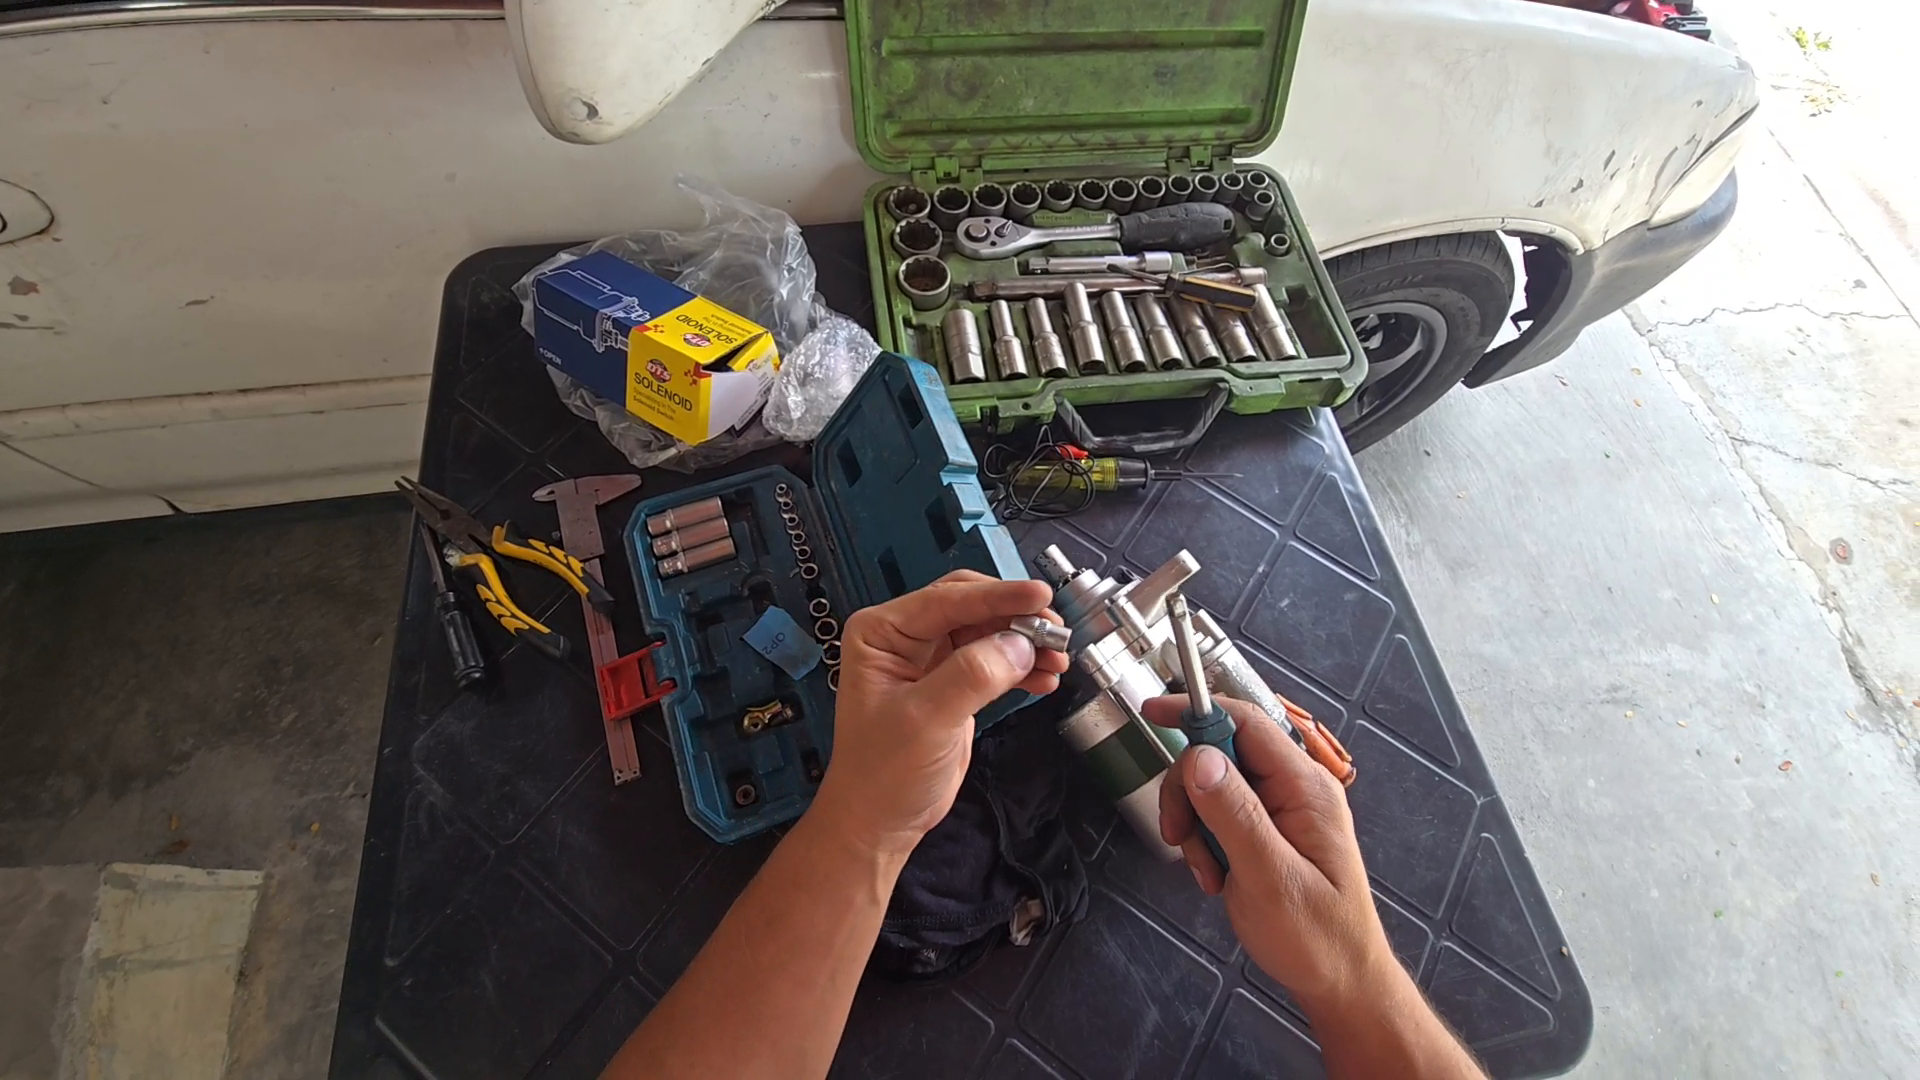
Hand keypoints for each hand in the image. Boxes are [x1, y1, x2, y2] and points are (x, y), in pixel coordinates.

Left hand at [811, 571, 1067, 860]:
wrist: (880, 823)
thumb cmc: (884, 774)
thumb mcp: (925, 721)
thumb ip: (971, 676)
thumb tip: (1021, 644)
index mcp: (881, 632)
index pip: (947, 599)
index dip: (998, 596)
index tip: (1041, 595)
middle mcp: (905, 636)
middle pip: (971, 607)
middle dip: (1015, 617)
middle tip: (1055, 632)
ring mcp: (930, 659)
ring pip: (989, 632)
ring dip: (1025, 642)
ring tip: (1058, 660)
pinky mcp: (953, 682)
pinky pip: (994, 660)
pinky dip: (1021, 666)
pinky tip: (1044, 679)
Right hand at [1150, 695, 1399, 1011]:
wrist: (1340, 985)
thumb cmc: (1317, 938)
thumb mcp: (1270, 876)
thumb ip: (1234, 813)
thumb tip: (1199, 757)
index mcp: (1304, 785)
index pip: (1245, 720)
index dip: (1197, 710)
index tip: (1153, 710)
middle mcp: (1291, 786)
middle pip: (1217, 752)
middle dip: (1188, 791)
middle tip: (1179, 833)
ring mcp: (1277, 805)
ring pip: (1208, 782)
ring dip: (1193, 822)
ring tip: (1206, 868)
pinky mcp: (1262, 825)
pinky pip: (1214, 810)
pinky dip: (1201, 838)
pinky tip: (1214, 872)